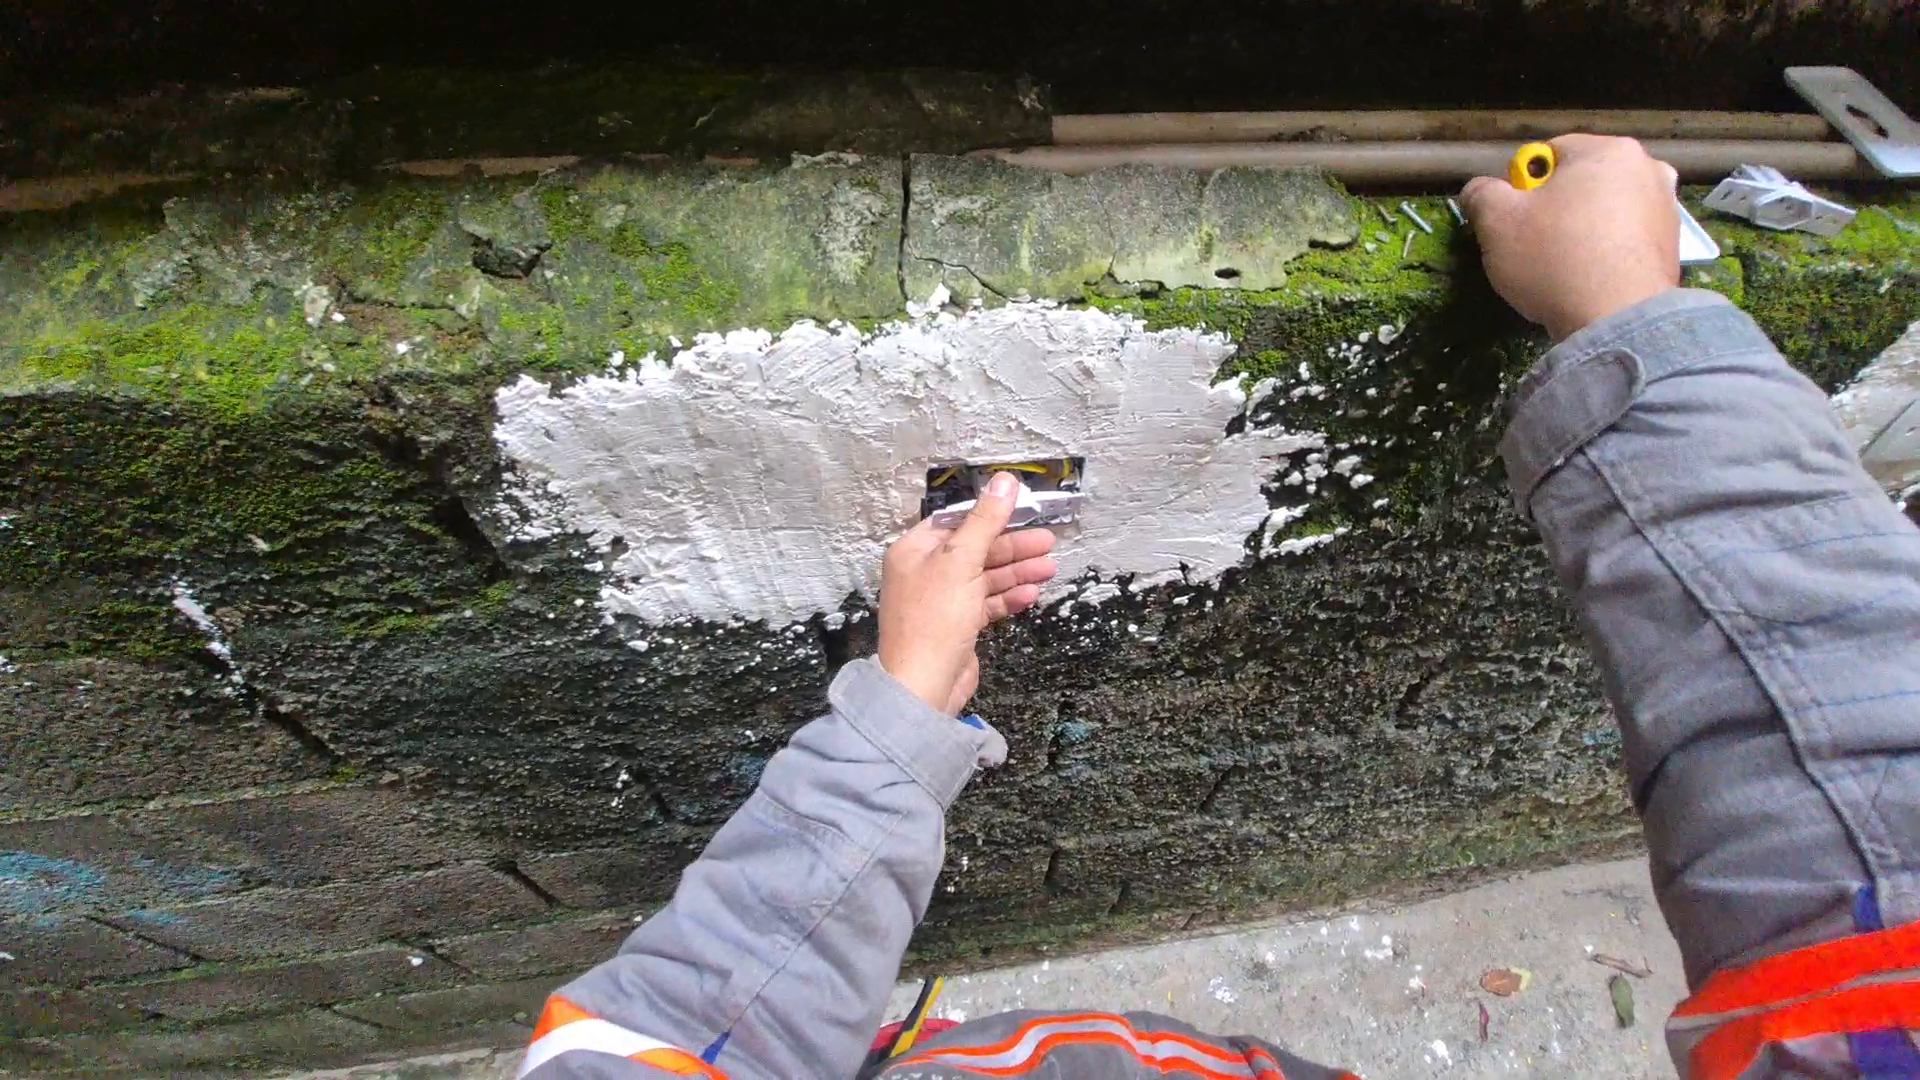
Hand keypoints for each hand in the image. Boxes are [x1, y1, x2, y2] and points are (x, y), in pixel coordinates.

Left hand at [877, 472, 1058, 714]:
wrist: (923, 686)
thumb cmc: (934, 620)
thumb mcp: (961, 561)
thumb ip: (985, 521)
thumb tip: (1005, 480)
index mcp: (914, 551)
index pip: (955, 522)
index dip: (989, 514)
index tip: (1023, 509)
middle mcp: (925, 573)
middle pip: (975, 549)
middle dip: (1012, 547)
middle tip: (1048, 543)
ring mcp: (941, 601)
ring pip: (984, 577)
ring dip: (1016, 572)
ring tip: (1049, 568)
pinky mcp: (957, 626)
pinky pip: (986, 604)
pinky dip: (1008, 598)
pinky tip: (1031, 595)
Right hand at [1461, 135, 1680, 341]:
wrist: (1614, 312)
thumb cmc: (1551, 257)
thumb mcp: (1496, 223)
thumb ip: (1482, 195)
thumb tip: (1477, 188)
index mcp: (1605, 151)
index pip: (1548, 152)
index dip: (1518, 184)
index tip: (1506, 217)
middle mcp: (1645, 165)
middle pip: (1579, 179)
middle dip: (1551, 205)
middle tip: (1527, 242)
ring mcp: (1664, 201)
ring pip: (1602, 206)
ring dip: (1578, 224)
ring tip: (1558, 261)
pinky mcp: (1670, 238)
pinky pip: (1623, 232)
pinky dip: (1602, 246)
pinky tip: (1584, 273)